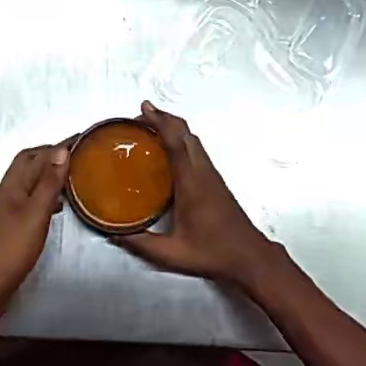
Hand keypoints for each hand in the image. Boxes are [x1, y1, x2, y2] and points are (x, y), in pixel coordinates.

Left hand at [0, 143, 69, 328]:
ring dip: (47, 177)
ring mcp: (4, 214)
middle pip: (27, 166)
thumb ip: (47, 184)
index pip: (34, 156)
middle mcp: (6, 195)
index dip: (55, 146)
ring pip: (28, 185)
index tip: (79, 139)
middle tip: (75, 155)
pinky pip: (29, 204)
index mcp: (11, 186)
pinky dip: (44, 199)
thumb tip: (61, 150)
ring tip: (70, 178)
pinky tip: (54, 209)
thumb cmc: (7, 252)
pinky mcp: (7, 232)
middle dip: (50, 156)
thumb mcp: (33, 216)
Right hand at [118, 101, 286, 288]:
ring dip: (171, 126)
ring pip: (191, 137)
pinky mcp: (214, 178)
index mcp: (191, 183)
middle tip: (139, 117)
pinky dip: (179, 137)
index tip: (144, 108)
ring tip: (149, 128)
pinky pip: (195, 147)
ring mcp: (211, 173)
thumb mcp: (173, 253)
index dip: (160, 121)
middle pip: (184, 132)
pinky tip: (167, 148)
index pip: (175, 142)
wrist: (251, 258)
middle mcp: (202, 171)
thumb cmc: (213, 253)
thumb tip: (114, 234)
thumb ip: (142, 243)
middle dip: (162, 117)